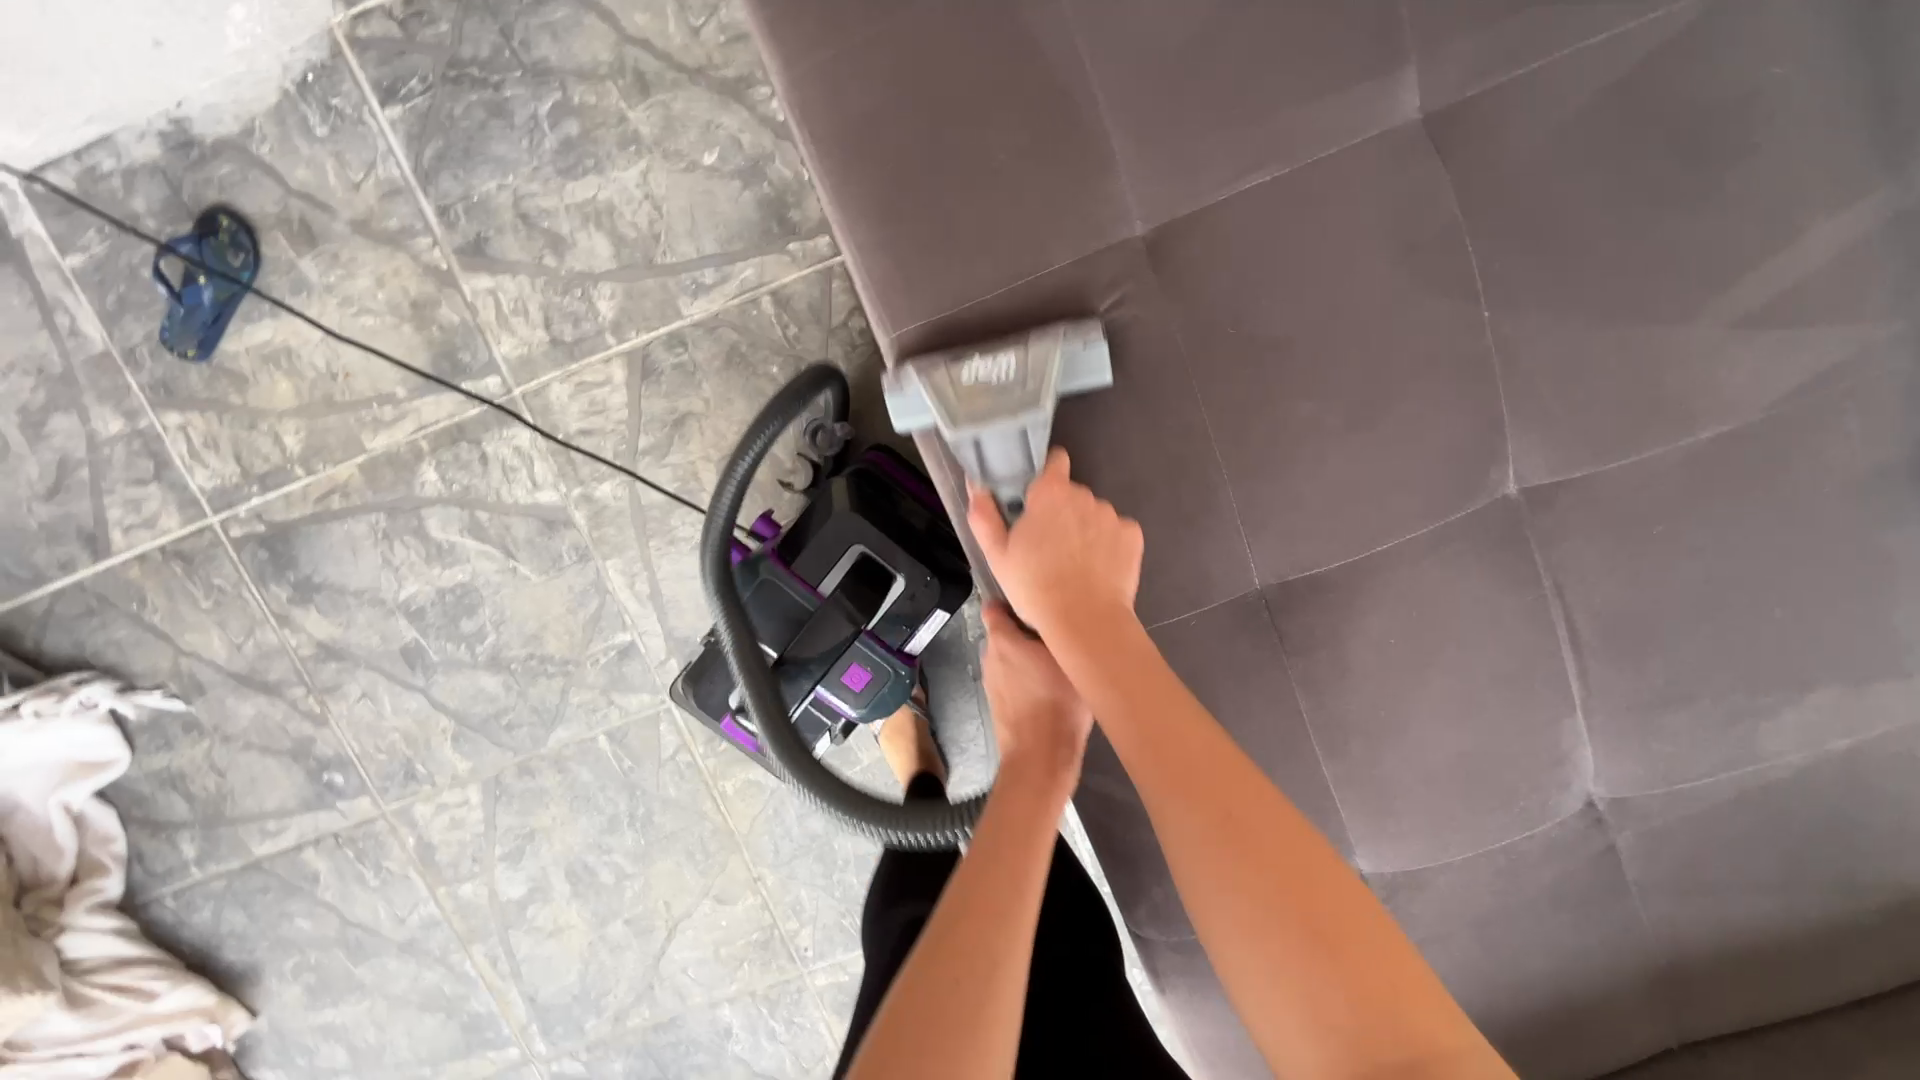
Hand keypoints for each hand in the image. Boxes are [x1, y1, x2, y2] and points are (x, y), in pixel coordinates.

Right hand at [967, 448, 1144, 639]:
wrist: (1085, 621)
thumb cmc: (1034, 587)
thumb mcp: (997, 555)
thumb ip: (984, 515)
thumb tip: (976, 485)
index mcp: (1050, 493)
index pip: (1055, 461)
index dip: (1047, 474)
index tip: (1038, 497)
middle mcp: (1085, 495)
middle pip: (1072, 495)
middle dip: (1062, 512)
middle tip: (1048, 546)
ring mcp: (1112, 515)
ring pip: (1094, 515)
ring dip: (1084, 530)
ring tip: (1074, 564)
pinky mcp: (1133, 536)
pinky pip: (1117, 534)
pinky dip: (1108, 546)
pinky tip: (1097, 571)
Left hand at [980, 603, 1091, 797]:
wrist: (1040, 757)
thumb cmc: (1057, 702)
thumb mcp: (1069, 660)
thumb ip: (1062, 635)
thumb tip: (1066, 617)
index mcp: (1002, 640)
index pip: (994, 607)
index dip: (1012, 601)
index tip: (1036, 601)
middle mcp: (990, 657)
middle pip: (1005, 633)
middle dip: (1026, 631)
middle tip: (1056, 633)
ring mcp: (991, 682)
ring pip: (1009, 658)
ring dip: (1026, 657)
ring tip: (1056, 662)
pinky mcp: (997, 703)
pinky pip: (1011, 680)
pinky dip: (1025, 679)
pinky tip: (1049, 689)